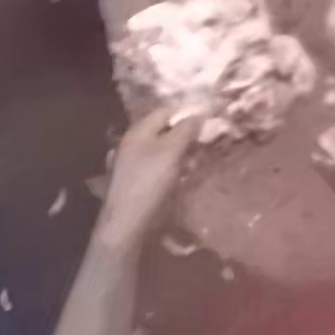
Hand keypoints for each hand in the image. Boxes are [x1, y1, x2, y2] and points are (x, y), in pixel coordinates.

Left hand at [95, 108, 196, 247]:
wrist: (127, 223)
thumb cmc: (149, 182)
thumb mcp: (171, 151)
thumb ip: (185, 130)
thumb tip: (198, 114)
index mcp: (138, 132)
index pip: (164, 112)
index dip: (186, 112)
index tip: (207, 119)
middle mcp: (130, 143)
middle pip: (161, 130)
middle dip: (183, 132)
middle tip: (205, 139)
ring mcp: (129, 163)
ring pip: (158, 148)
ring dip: (178, 150)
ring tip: (196, 157)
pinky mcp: (132, 181)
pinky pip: (154, 165)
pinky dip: (169, 165)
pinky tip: (178, 174)